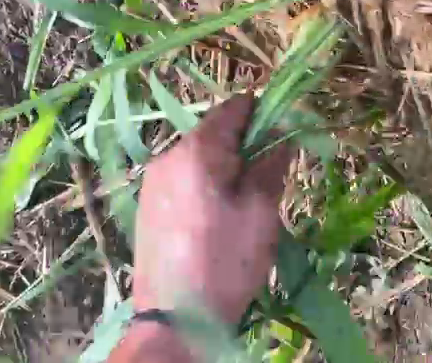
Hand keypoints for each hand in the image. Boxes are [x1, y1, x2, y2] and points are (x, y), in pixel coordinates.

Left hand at [130, 94, 295, 322]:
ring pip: (202, 156)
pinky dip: (206, 184)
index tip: (283, 140)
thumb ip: (274, 159)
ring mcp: (153, 182)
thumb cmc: (224, 260)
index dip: (265, 114)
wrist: (174, 325)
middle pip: (217, 130)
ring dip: (226, 166)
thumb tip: (283, 131)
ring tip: (243, 204)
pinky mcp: (148, 207)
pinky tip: (217, 219)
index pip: (236, 106)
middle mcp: (169, 155)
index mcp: (197, 149)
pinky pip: (185, 178)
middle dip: (246, 145)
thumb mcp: (261, 206)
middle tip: (266, 179)